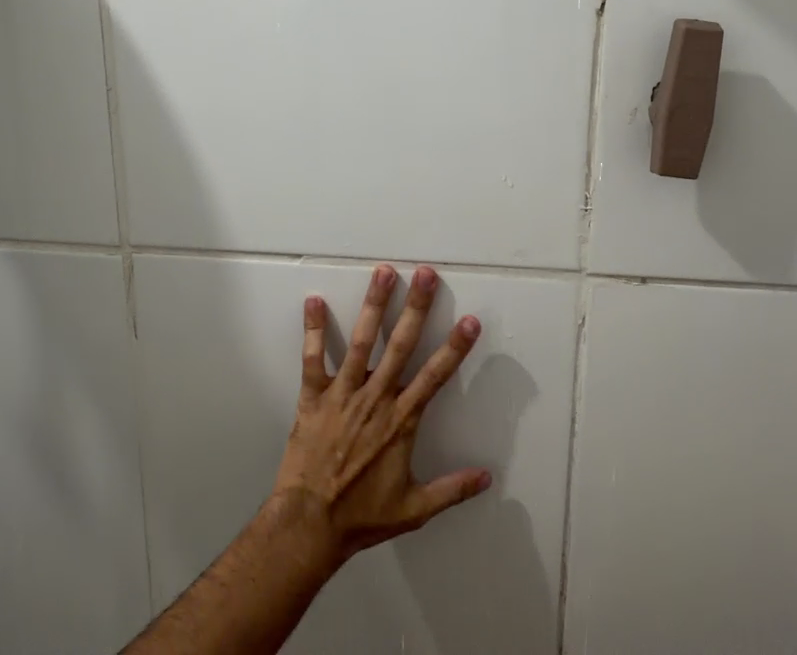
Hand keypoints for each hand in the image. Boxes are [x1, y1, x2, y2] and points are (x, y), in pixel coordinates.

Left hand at [271, 264, 491, 562]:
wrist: (310, 524)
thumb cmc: (362, 516)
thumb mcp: (414, 508)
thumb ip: (451, 489)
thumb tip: (487, 478)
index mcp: (401, 421)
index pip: (435, 376)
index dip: (455, 347)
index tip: (469, 321)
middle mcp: (375, 399)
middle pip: (401, 344)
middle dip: (415, 307)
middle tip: (425, 274)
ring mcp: (342, 395)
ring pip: (361, 340)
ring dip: (373, 304)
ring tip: (383, 272)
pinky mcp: (312, 398)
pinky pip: (312, 358)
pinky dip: (313, 329)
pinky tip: (314, 300)